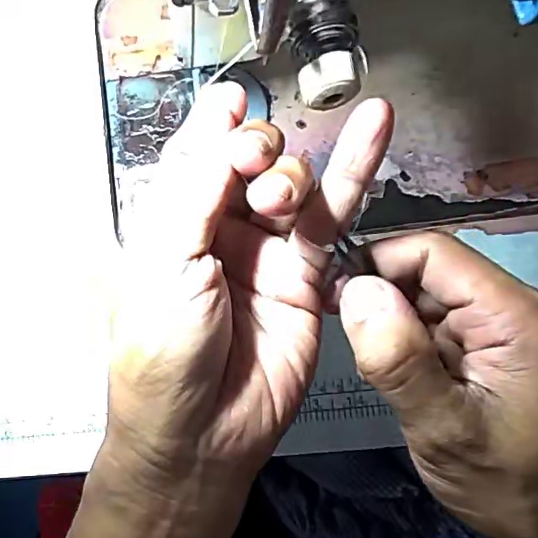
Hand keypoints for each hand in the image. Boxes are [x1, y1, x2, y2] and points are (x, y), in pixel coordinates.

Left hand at [101, 84, 393, 537]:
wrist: (204, 431)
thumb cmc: (163, 351)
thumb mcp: (164, 261)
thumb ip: (197, 187)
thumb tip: (225, 119)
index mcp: (170, 220)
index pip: (197, 153)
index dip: (216, 126)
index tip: (234, 107)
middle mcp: (218, 228)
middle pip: (248, 160)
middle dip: (254, 151)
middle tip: (253, 170)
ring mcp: (266, 249)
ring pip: (292, 183)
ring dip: (291, 173)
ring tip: (279, 197)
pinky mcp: (308, 273)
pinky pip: (333, 215)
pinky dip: (355, 170)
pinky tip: (375, 124)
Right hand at [335, 233, 537, 537]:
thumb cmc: (510, 489)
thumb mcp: (443, 430)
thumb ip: (397, 359)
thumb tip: (354, 287)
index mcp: (520, 315)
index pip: (435, 251)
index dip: (378, 263)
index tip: (333, 298)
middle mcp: (525, 306)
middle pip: (435, 272)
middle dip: (387, 300)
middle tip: (356, 348)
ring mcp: (519, 325)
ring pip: (436, 297)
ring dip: (400, 327)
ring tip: (387, 375)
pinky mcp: (508, 346)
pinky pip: (449, 323)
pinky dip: (418, 344)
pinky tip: (410, 380)